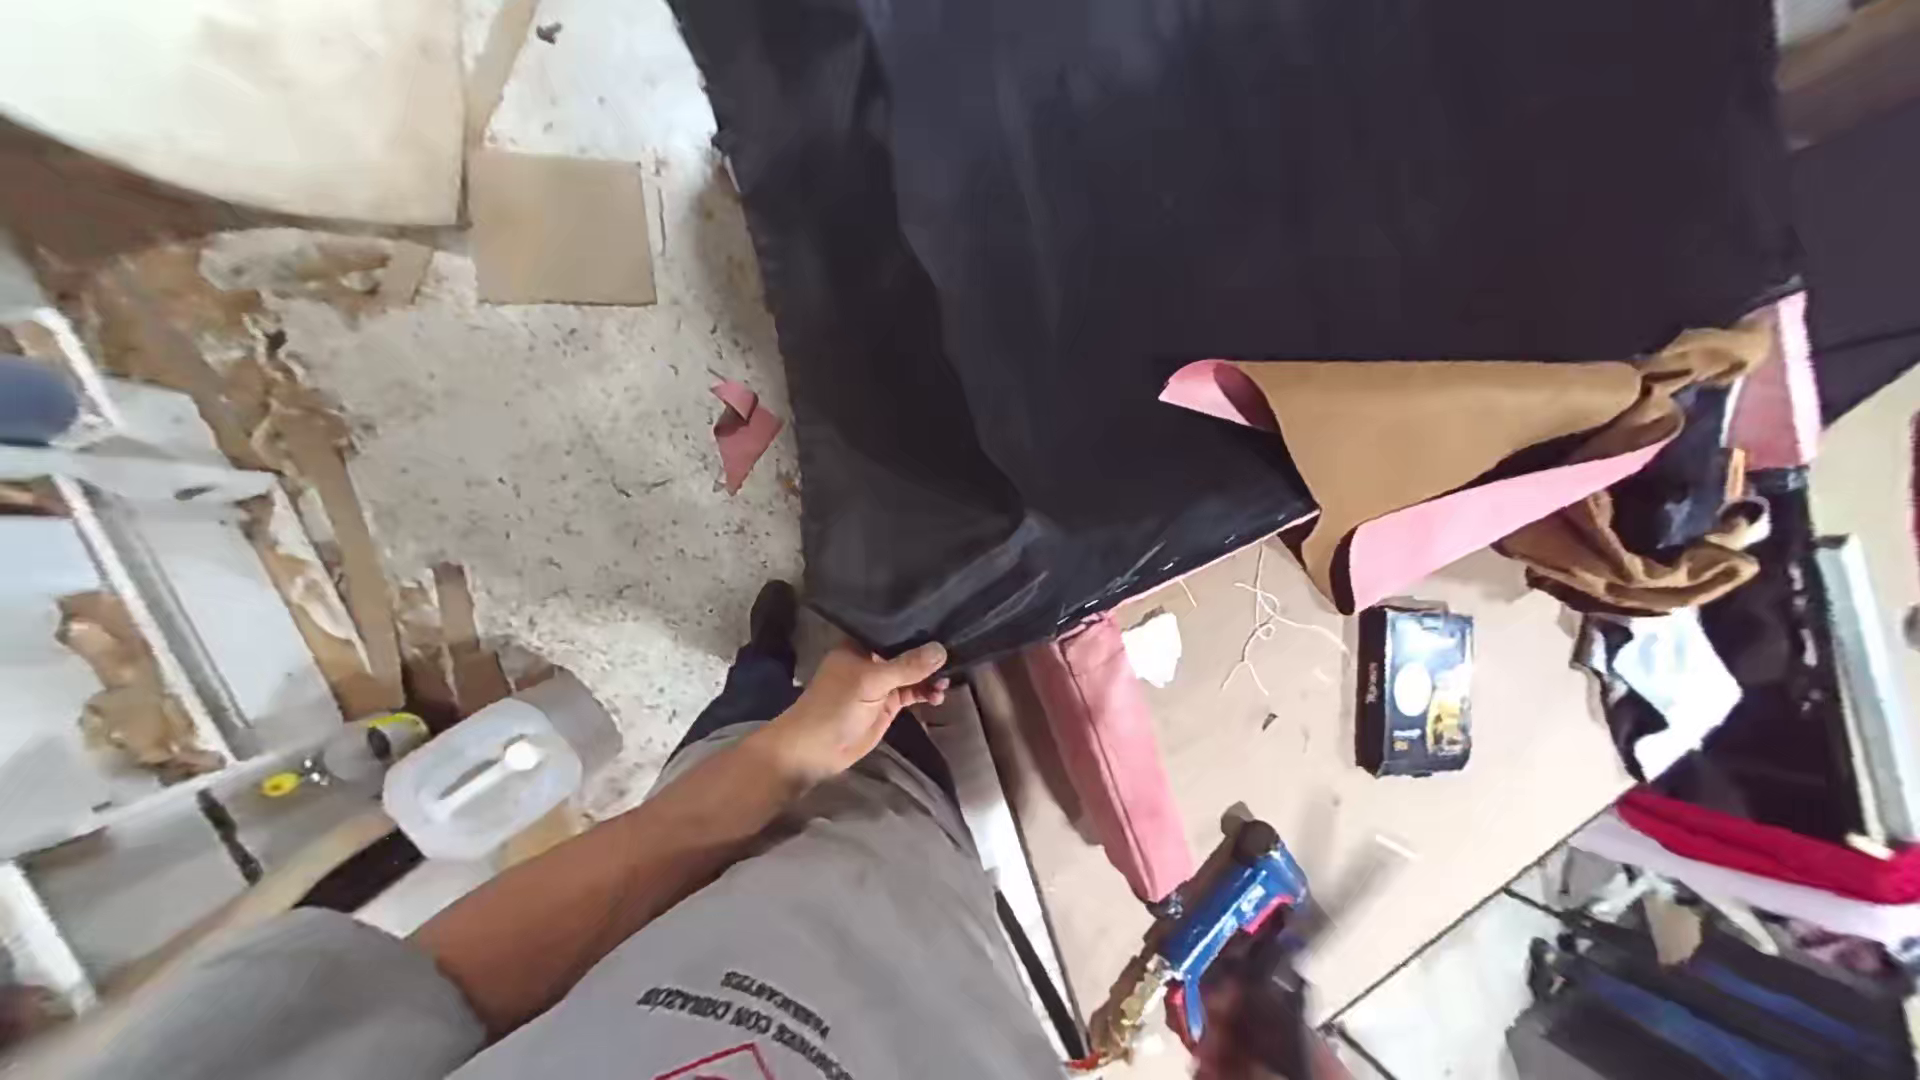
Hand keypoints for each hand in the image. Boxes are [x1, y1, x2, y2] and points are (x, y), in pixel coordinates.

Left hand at [750, 641, 949, 784]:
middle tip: (956, 655)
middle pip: (907, 650)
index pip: (893, 628)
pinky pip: (913, 692)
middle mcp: (872, 658)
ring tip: (946, 683)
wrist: (814, 751)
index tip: (946, 621)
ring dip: (930, 676)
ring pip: (913, 673)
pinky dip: (926, 693)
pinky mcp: (887, 704)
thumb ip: (907, 666)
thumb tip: (942, 649)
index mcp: (860, 643)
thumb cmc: (835, 707)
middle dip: (929, 654)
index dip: (917, 626)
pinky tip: (938, 696)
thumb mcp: (872, 682)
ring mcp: (881, 682)